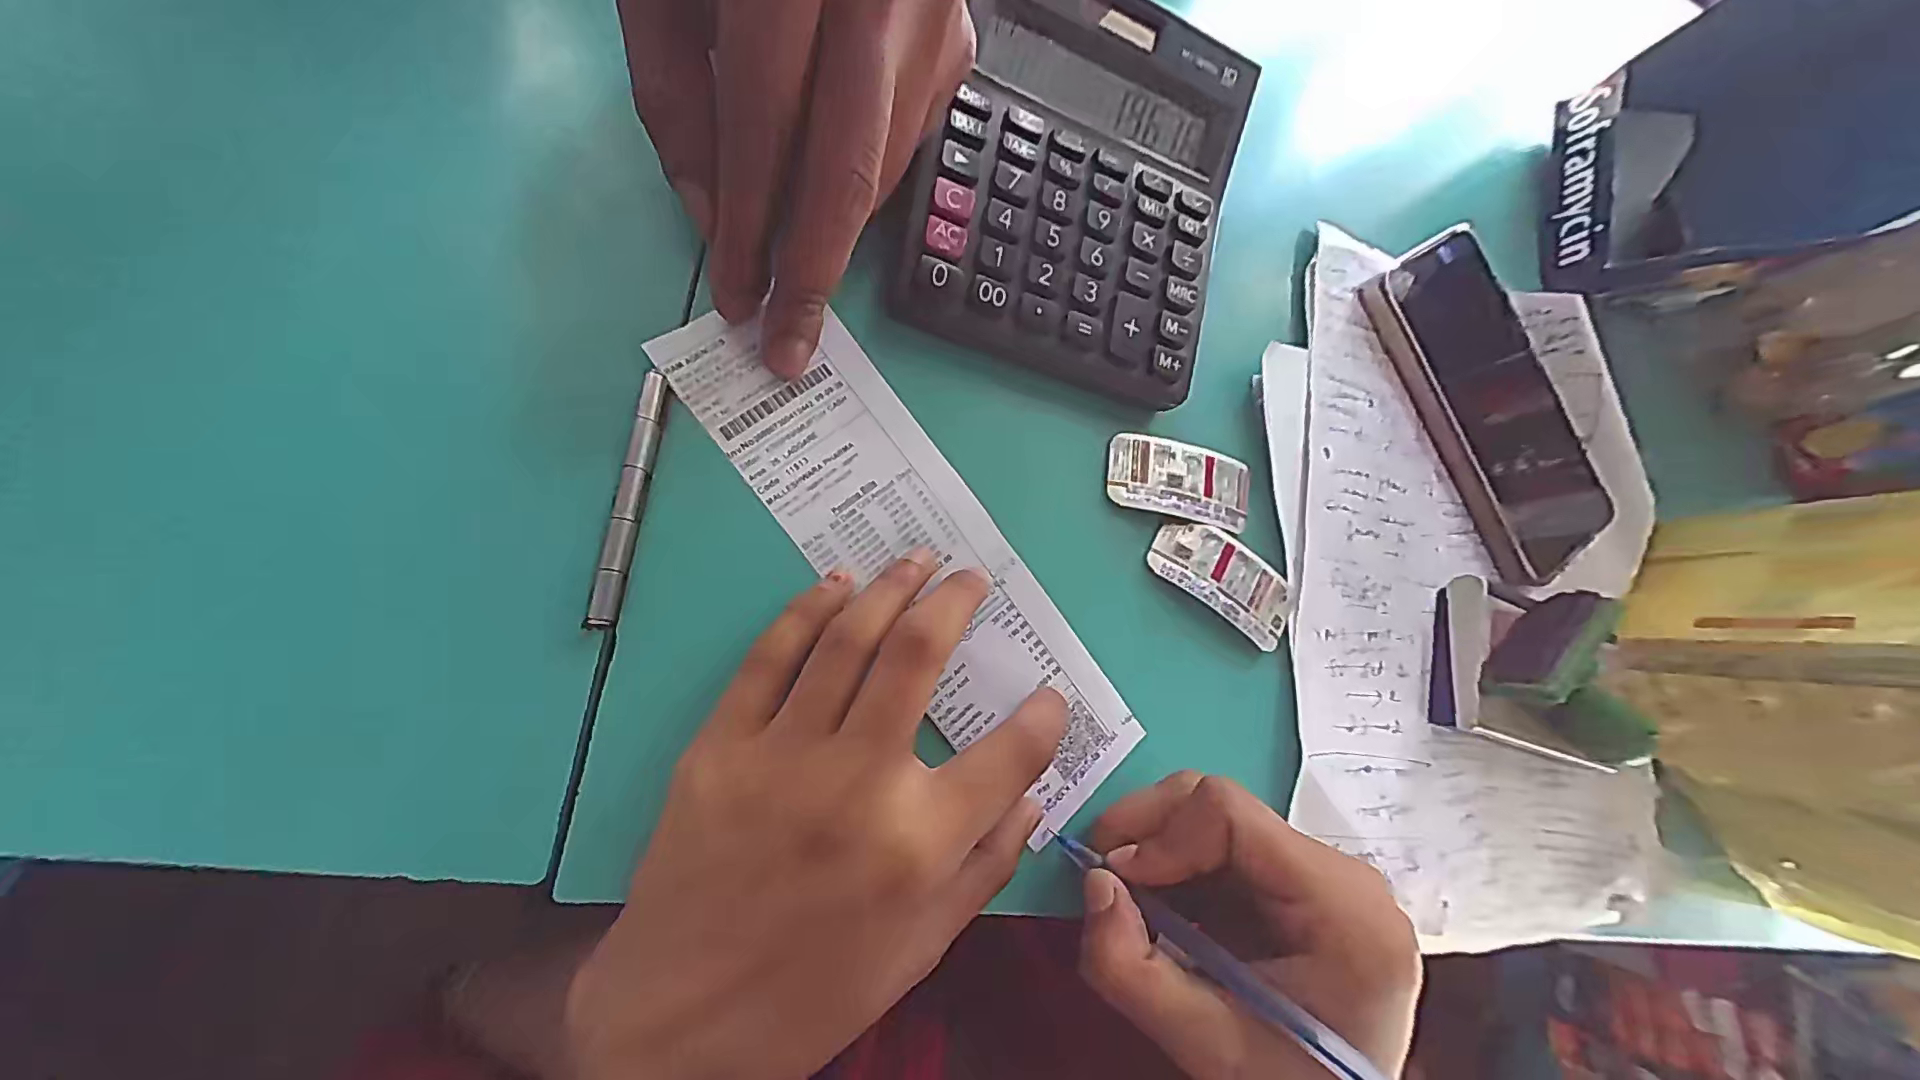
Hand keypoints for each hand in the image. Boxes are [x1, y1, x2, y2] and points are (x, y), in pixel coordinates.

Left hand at [566, 552, 1067, 1079]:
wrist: (678, 1020)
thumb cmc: (816, 988)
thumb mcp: (924, 944)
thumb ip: (988, 863)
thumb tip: (1033, 792)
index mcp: (917, 842)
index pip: (1010, 755)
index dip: (1043, 716)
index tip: (1049, 695)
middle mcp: (857, 783)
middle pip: (917, 656)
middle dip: (954, 601)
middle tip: (970, 576)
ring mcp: (782, 756)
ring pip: (846, 641)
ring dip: (889, 587)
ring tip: (916, 559)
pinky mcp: (720, 747)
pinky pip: (769, 659)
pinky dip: (807, 611)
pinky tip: (836, 583)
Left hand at [616, 0, 975, 377]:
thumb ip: (676, 101)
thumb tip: (716, 220)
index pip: (766, 126)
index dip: (751, 227)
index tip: (741, 302)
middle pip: (851, 169)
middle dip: (814, 271)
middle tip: (791, 344)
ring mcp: (934, 14)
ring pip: (883, 165)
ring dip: (833, 228)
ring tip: (797, 265)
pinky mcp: (958, 39)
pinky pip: (908, 140)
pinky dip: (865, 181)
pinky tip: (831, 189)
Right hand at [1079, 773, 1422, 1078]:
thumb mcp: (1203, 1044)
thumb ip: (1131, 968)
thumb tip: (1095, 881)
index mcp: (1341, 904)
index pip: (1229, 812)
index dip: (1161, 834)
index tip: (1118, 877)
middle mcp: (1339, 870)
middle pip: (1219, 802)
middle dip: (1148, 828)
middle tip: (1106, 870)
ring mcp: (1321, 869)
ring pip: (1212, 815)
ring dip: (1156, 845)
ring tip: (1132, 893)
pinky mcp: (1297, 876)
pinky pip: (1220, 841)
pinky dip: (1175, 860)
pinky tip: (1164, 901)